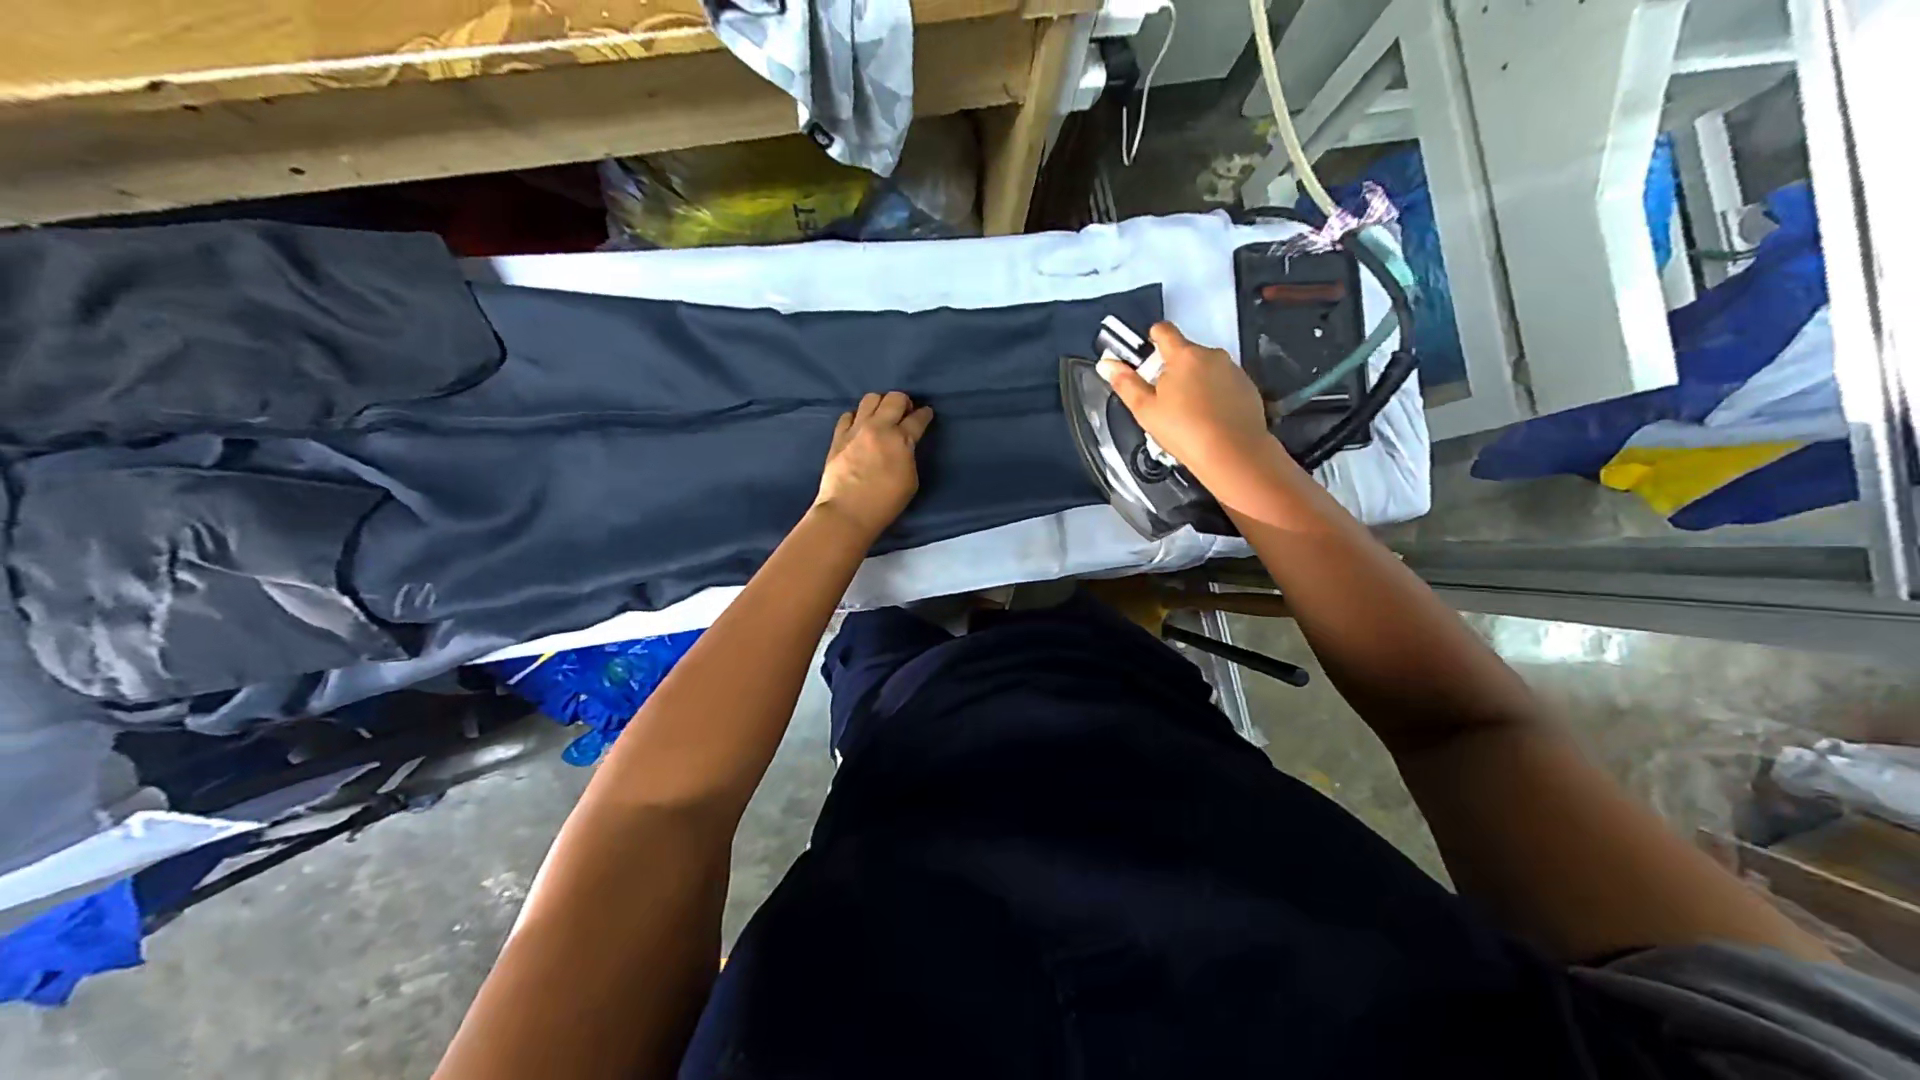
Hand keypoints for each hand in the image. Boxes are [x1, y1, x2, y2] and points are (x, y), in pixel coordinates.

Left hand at [813, 391, 934, 538]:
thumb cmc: (885, 502)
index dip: (925, 414)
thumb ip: (908, 456)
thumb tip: (903, 446)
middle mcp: (878, 427)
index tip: (926, 413)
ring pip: (870, 398)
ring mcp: (856, 429)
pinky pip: (849, 415)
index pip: (918, 418)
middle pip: (894, 398)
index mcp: (901, 439)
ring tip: (882, 416)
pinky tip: (860, 427)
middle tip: (905, 413)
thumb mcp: (911, 481)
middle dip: (904, 402)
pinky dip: (857, 417)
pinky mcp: (838, 436)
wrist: (847, 511)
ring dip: (881, 404)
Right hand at [1095, 322, 1284, 487]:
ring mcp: (1233, 370)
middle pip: (1185, 352)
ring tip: (1188, 413)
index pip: (1164, 330)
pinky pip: (1224, 383)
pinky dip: (1214, 394)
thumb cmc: (1184, 430)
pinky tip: (1209, 418)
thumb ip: (1125, 383)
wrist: (1233, 453)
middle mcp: (1211, 355)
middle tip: (1164, 399)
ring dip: (1194, 381)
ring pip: (1205, 368)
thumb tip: (1106, 363)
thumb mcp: (1146, 410)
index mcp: (1183, 355)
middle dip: (1172, 369)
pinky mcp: (1248, 386)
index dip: (1152, 339)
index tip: (1147, 358)